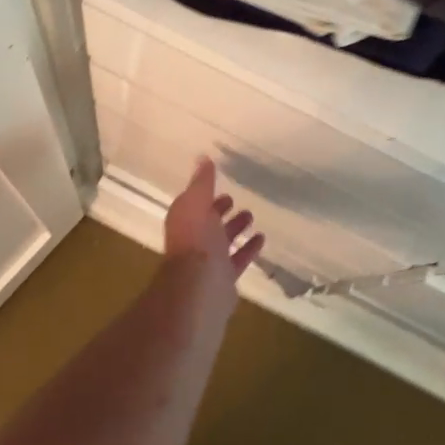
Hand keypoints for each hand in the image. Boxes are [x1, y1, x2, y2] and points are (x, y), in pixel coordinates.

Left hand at [163, 160, 263, 291]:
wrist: (200, 286)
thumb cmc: (196, 239)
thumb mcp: (196, 202)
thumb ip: (202, 182)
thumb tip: (203, 158)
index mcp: (183, 220)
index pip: (194, 204)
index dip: (206, 194)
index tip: (222, 187)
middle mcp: (193, 239)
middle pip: (208, 222)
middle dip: (221, 211)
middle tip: (237, 202)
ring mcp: (208, 260)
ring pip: (223, 240)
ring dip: (236, 228)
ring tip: (252, 217)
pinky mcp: (223, 277)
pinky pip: (238, 259)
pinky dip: (248, 248)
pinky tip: (261, 239)